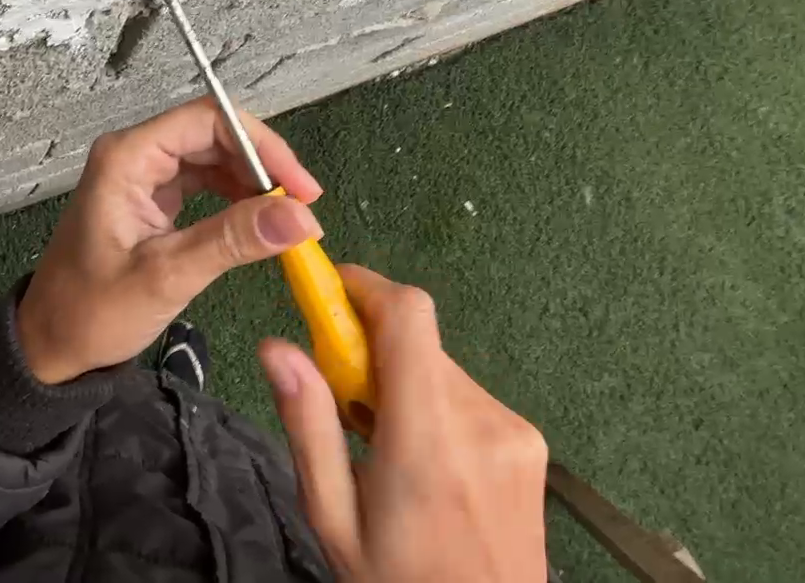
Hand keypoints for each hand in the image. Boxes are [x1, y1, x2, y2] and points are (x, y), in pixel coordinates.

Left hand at [15, 96, 323, 384]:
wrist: (51, 342)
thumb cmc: (95, 310)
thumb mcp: (167, 275)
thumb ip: (233, 240)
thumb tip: (302, 216)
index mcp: (127, 157)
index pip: (206, 120)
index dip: (261, 145)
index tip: (301, 187)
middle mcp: (133, 154)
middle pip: (211, 133)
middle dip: (261, 164)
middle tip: (303, 207)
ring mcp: (140, 174)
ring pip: (209, 156)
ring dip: (251, 181)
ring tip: (288, 217)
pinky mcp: (148, 197)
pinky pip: (199, 180)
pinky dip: (232, 197)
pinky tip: (258, 221)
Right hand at [260, 266, 546, 581]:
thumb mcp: (333, 518)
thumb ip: (308, 426)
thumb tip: (275, 346)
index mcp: (430, 440)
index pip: (407, 316)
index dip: (362, 286)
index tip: (322, 292)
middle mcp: (484, 421)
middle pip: (415, 338)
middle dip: (367, 347)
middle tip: (337, 397)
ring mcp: (515, 432)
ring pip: (435, 362)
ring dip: (397, 377)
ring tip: (378, 440)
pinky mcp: (529, 443)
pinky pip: (461, 390)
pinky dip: (427, 399)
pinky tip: (418, 456)